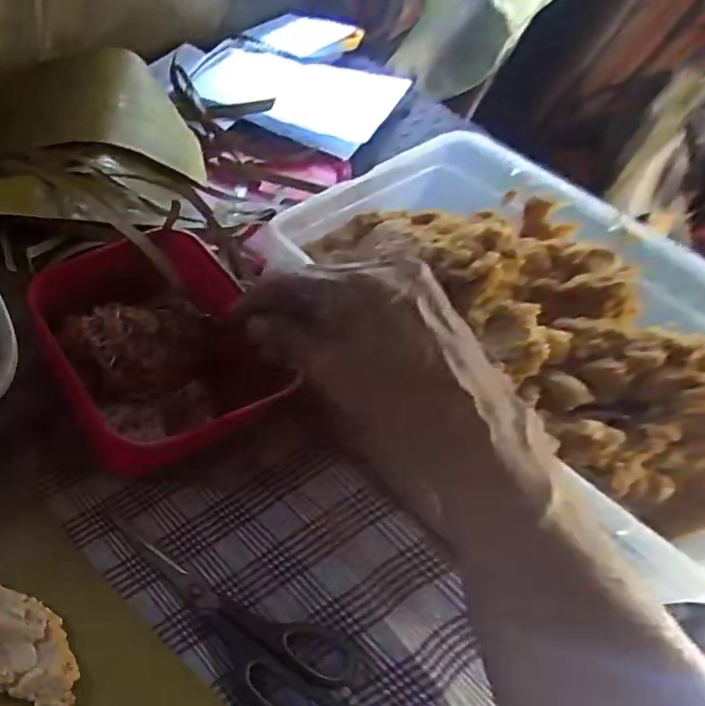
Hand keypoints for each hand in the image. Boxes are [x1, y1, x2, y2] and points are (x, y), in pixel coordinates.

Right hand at [236, 256, 559, 554]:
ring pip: (341, 280)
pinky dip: (339, 306)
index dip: (253, 299)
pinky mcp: (426, 296)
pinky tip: (326, 332)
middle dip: (282, 301)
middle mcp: (387, 266)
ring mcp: (412, 278)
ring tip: (287, 336)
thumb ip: (290, 341)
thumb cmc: (393, 413)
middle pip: (316, 273)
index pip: (287, 278)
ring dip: (310, 304)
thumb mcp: (329, 377)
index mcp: (358, 284)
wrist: (474, 439)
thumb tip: (256, 324)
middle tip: (256, 333)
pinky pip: (367, 289)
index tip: (230, 321)